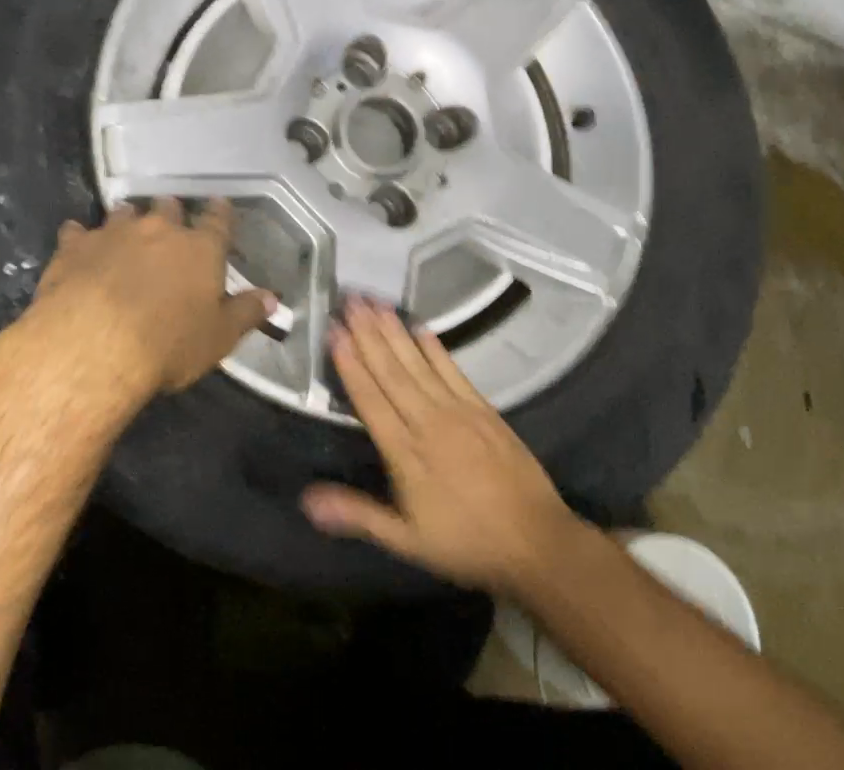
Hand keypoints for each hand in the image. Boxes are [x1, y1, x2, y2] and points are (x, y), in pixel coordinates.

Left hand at [23, 198, 274, 399]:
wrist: (95, 344)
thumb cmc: (168, 345)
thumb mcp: (218, 338)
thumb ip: (245, 313)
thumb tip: (272, 297)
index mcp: (199, 250)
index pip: (217, 223)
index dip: (220, 214)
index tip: (220, 204)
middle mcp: (158, 231)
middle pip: (167, 210)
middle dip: (171, 212)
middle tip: (170, 215)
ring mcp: (113, 234)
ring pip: (123, 214)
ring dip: (128, 219)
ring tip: (127, 223)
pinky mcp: (75, 247)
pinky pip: (77, 232)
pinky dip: (80, 237)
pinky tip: (76, 241)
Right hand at [301, 299, 585, 591]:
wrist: (536, 542)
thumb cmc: (465, 543)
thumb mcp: (406, 540)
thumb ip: (358, 515)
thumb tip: (308, 501)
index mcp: (405, 452)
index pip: (369, 399)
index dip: (350, 364)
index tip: (334, 332)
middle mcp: (428, 423)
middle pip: (391, 371)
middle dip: (367, 334)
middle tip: (349, 300)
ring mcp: (459, 412)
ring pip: (418, 364)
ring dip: (395, 332)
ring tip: (375, 303)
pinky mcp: (484, 410)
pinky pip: (453, 371)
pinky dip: (435, 347)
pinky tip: (420, 327)